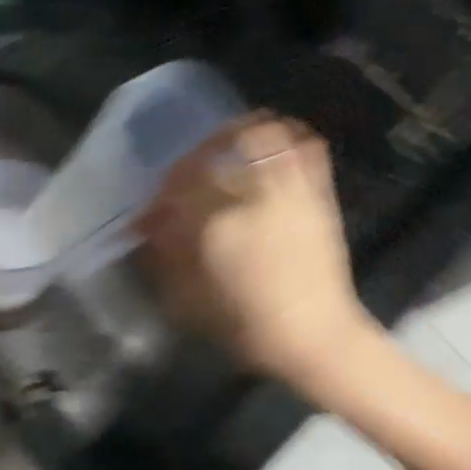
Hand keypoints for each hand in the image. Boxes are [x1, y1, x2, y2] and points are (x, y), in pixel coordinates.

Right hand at [138, 113, 377, 382]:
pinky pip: (308, 148)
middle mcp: (254, 197)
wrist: (316, 336)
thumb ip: (168, 256)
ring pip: (264, 134)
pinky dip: (290, 137)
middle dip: (195, 157)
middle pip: (215, 152)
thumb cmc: (250, 327)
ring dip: (241, 133)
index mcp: (217, 226)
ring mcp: (291, 191)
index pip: (178, 188)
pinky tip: (276, 146)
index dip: (162, 195)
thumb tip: (150, 229)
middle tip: (189, 172)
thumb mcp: (193, 300)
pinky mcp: (320, 195)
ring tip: (230, 145)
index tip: (155, 211)